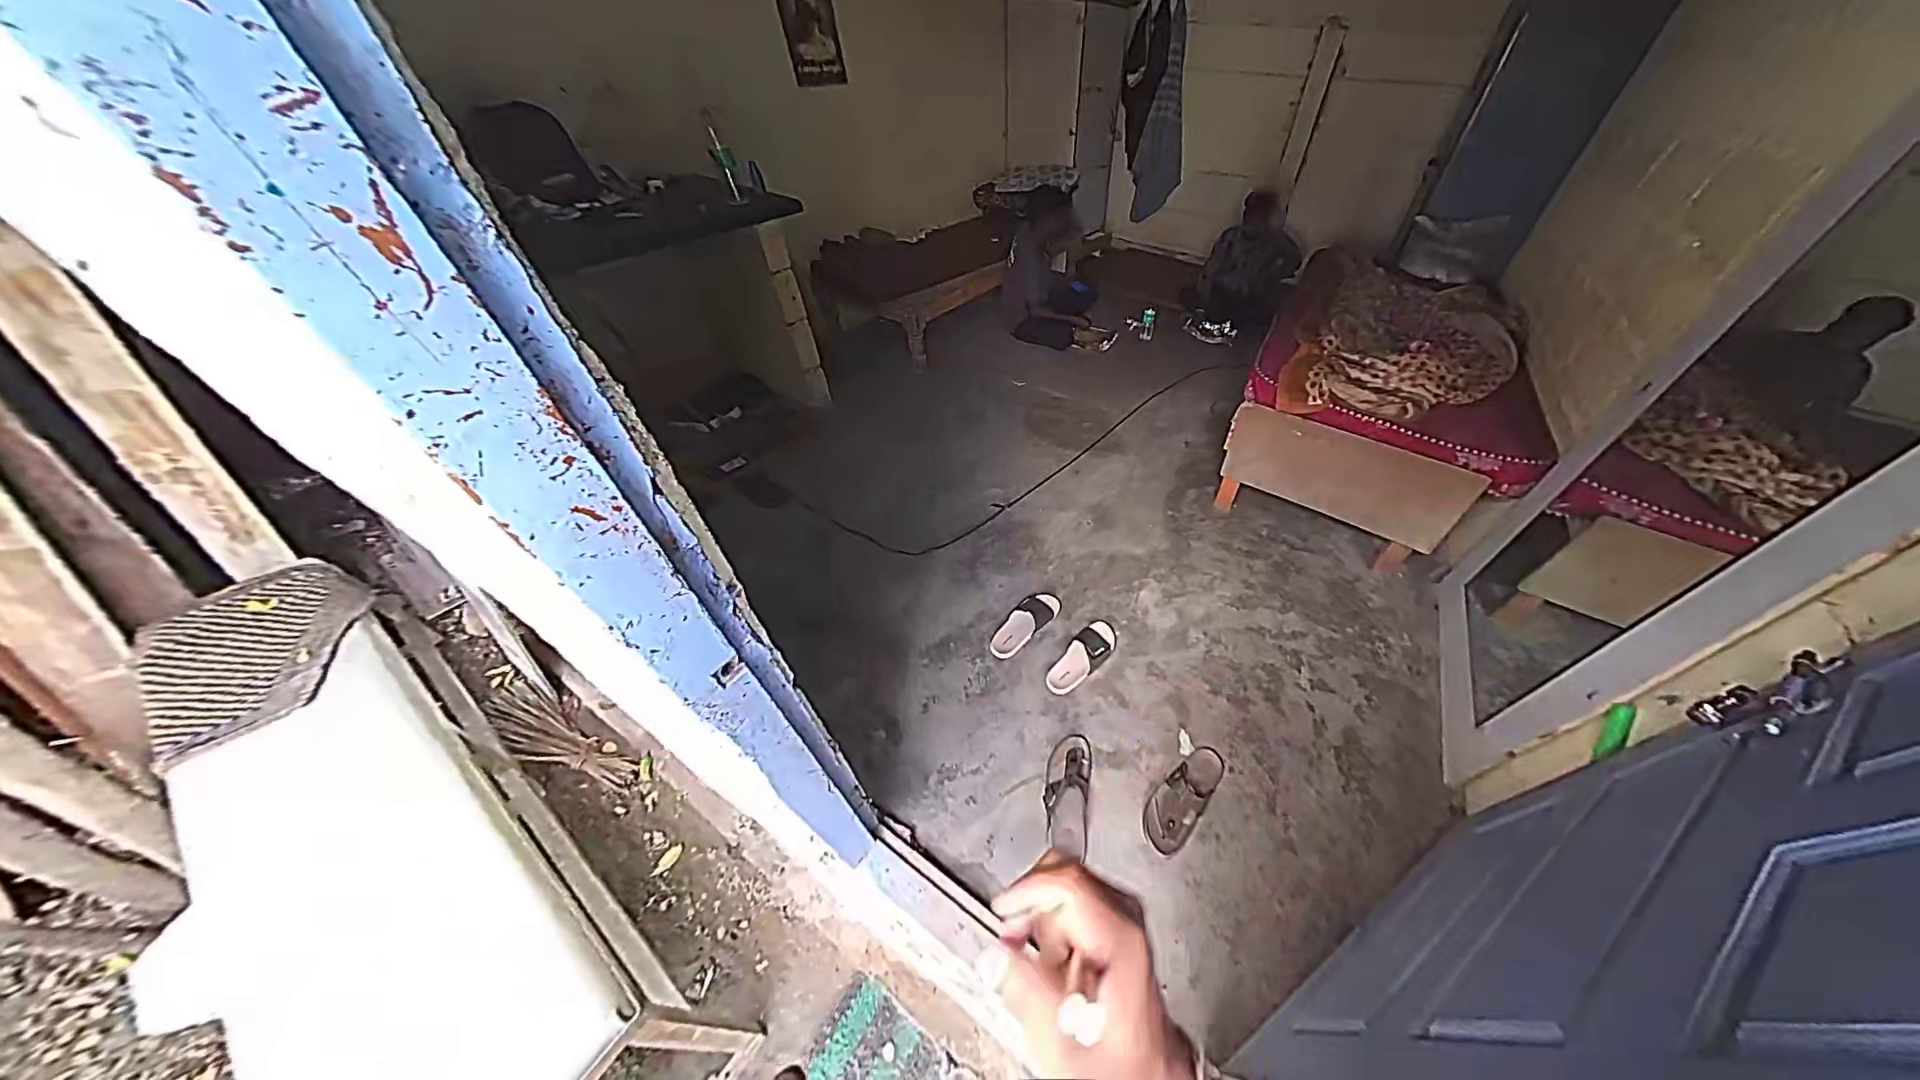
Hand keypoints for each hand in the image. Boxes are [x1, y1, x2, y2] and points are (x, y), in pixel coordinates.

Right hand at [984, 854, 1193, 1079]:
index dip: (1028, 890)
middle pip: (1068, 876)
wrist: (1152, 1075)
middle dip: (1033, 905)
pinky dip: (1054, 924)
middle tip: (1014, 938)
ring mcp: (1127, 923)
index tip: (1003, 910)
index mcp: (1121, 941)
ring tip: (1040, 965)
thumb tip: (995, 955)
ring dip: (1042, 919)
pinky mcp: (1119, 930)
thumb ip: (1027, 993)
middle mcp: (1130, 924)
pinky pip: (1076, 904)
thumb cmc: (1124, 1068)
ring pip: (1070, 886)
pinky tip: (1053, 964)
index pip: (1069, 881)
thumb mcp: (1064, 1043)